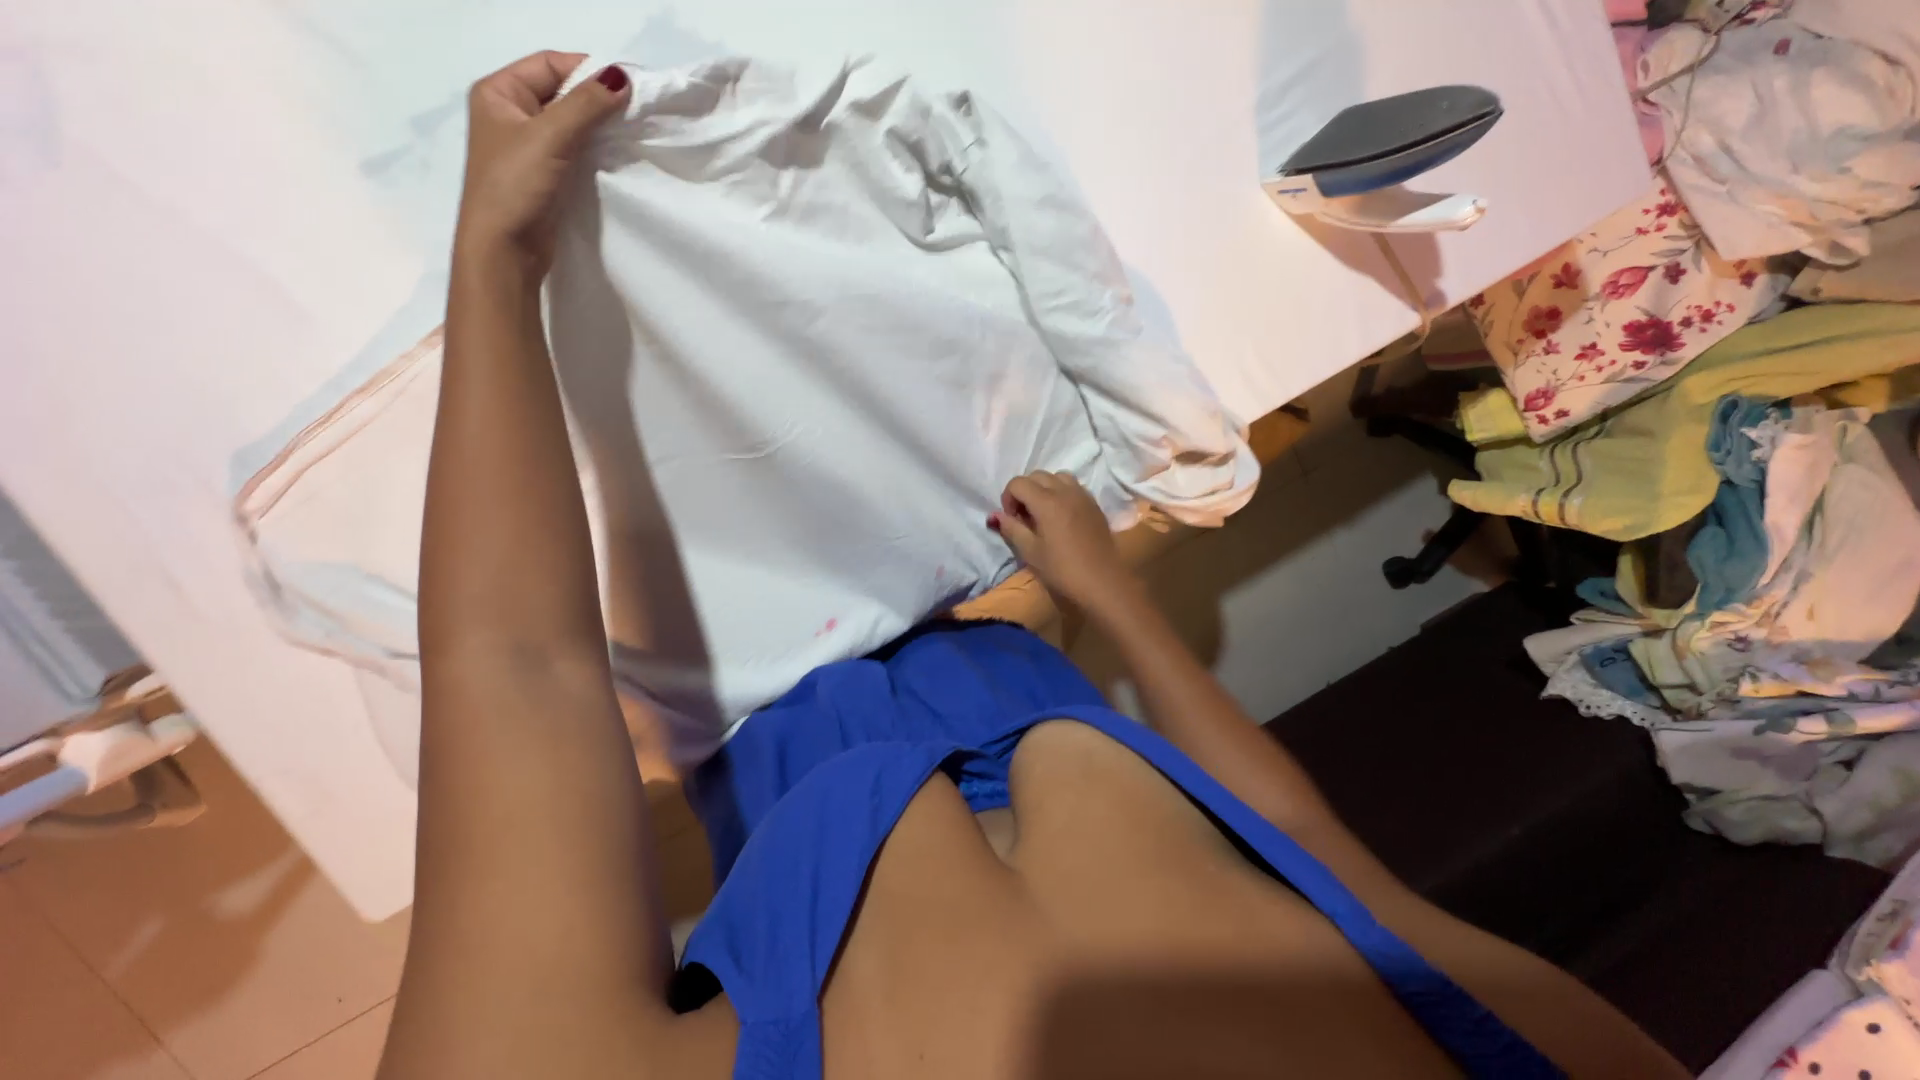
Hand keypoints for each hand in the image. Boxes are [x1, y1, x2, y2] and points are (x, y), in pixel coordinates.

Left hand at [453, 51, 630, 276]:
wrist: (504, 250)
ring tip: (630, 133)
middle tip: (635, 111)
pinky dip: (595, 148)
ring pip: (571, 122)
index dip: (588, 70)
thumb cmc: (515, 186)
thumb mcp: (550, 137)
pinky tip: (616, 155)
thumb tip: (622, 77)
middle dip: (597, 99)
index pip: (550, 64)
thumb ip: (586, 105)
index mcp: (498, 92)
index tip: (628, 86)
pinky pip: (575, 149)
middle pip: (562, 92)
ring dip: (599, 126)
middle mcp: (510, 113)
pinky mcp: (545, 173)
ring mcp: (528, 146)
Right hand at [990, 472, 1140, 616]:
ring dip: (1045, 489)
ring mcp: (1083, 496)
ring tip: (1044, 512)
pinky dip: (1062, 493)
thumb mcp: (1030, 552)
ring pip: (1058, 477)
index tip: (1012, 520)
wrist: (1102, 582)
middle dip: (1025, 491)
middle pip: (1037, 475)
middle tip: (1024, 517)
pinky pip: (1074, 487)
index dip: (1008, 498)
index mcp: (1047, 502)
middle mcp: (1065, 491)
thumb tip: (996, 516)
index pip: (1018, 483)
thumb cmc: (1062, 570)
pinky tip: (1062, 517)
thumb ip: (1012, 529)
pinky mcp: (1094, 505)